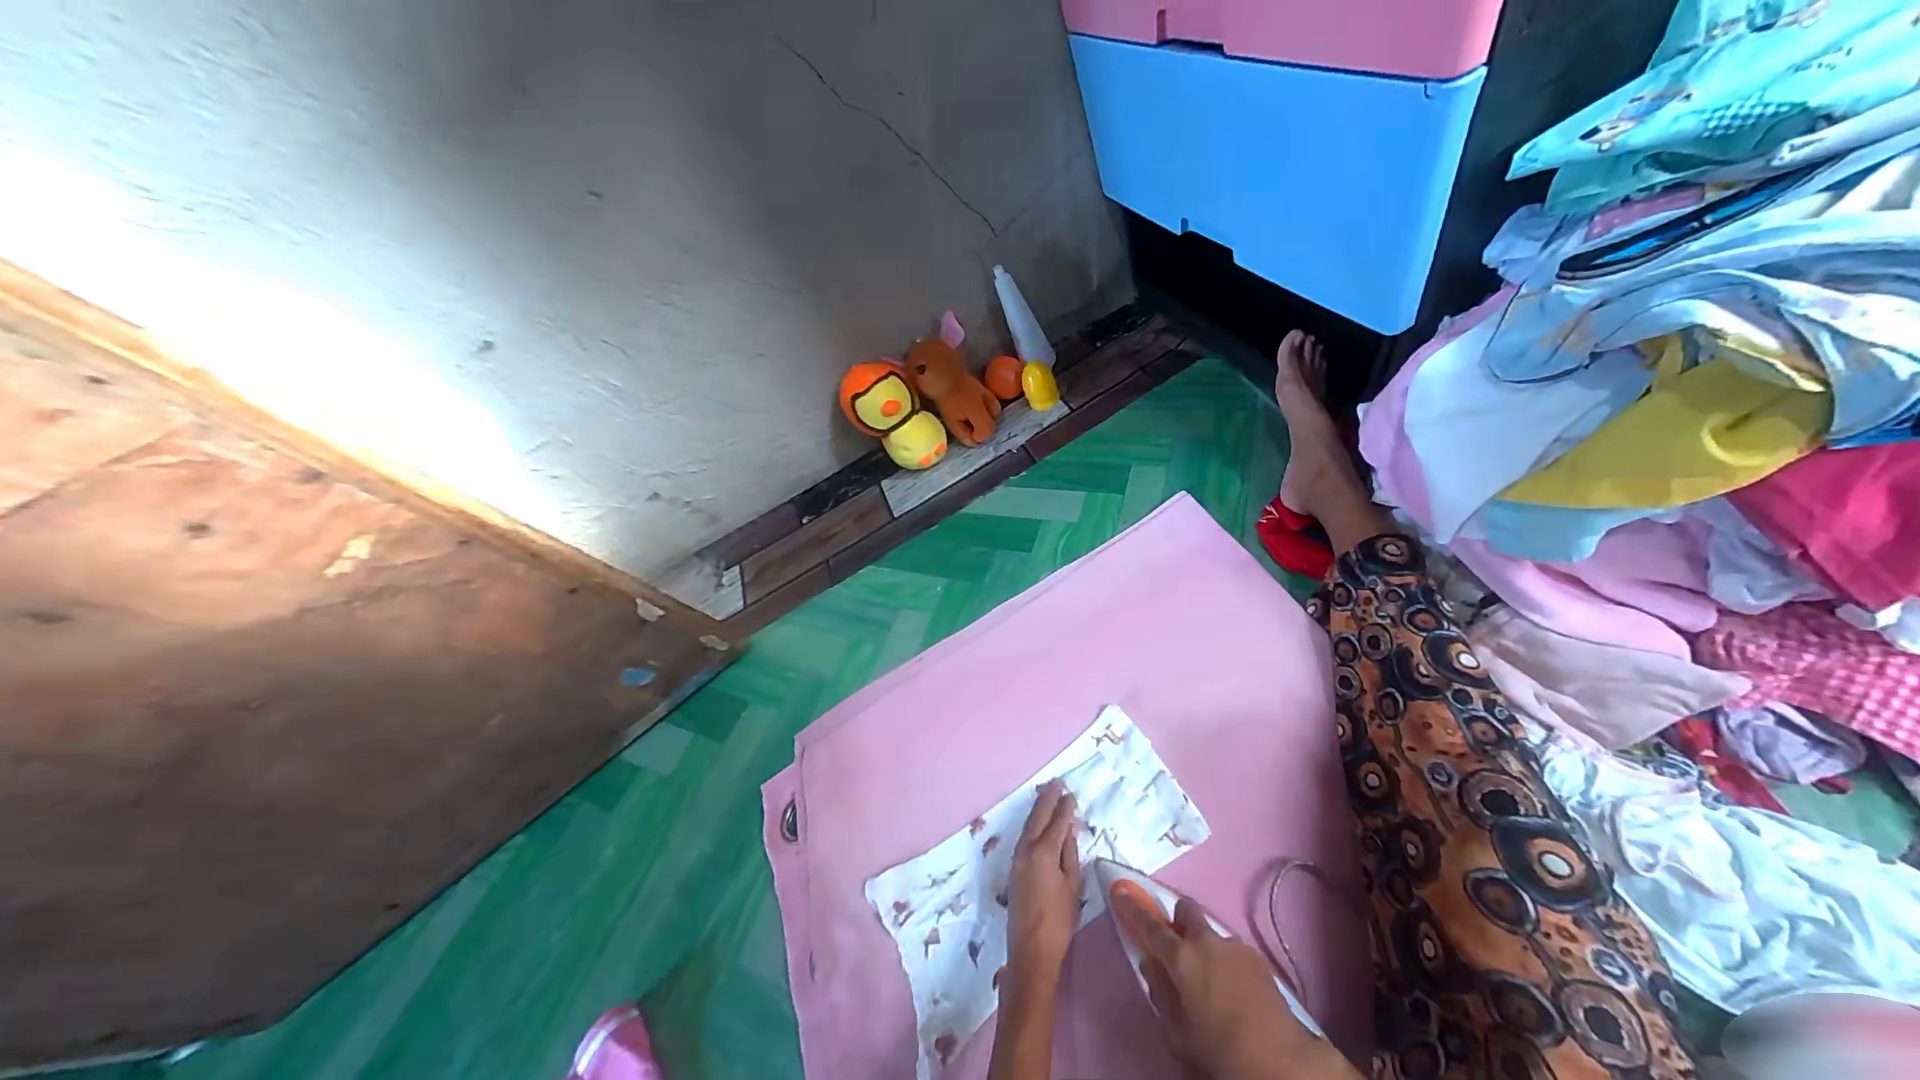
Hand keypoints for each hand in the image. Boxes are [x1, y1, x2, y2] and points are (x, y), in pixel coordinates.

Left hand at [1005, 779, 1083, 986]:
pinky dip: (1032, 825)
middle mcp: (1026, 849)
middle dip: (1047, 799)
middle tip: (1056, 783)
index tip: (1070, 793)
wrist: (1031, 950)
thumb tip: (1067, 830)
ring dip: (1037, 810)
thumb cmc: (1059, 920)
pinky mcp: (1013, 869)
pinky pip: (1024, 838)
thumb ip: (1070, 854)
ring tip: (1047, 795)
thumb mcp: (1072, 885)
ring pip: (1028, 826)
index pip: (1056, 822)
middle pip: (1037, 818)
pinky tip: (1038, 823)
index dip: (1065, 807)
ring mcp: (1016, 859)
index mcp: (1043, 852)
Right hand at [1113, 890, 1359, 1079]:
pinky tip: (1233, 992)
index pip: (1149, 925)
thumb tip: (1152, 966)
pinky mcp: (1260, 962)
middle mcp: (1207, 942)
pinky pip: (1233, 952)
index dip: (1131, 907)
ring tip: (1212, 983)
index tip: (1119, 890)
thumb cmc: (1218, 1048)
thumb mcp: (1177, 1029)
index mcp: (1181, 957)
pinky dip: (1227, 963)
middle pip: (1186, 910)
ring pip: (1212, 934)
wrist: (1281, 1061)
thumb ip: (1160, 992)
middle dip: (1177, 921)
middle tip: (1176, 946)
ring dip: (1205, 947)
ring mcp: (1237, 949)